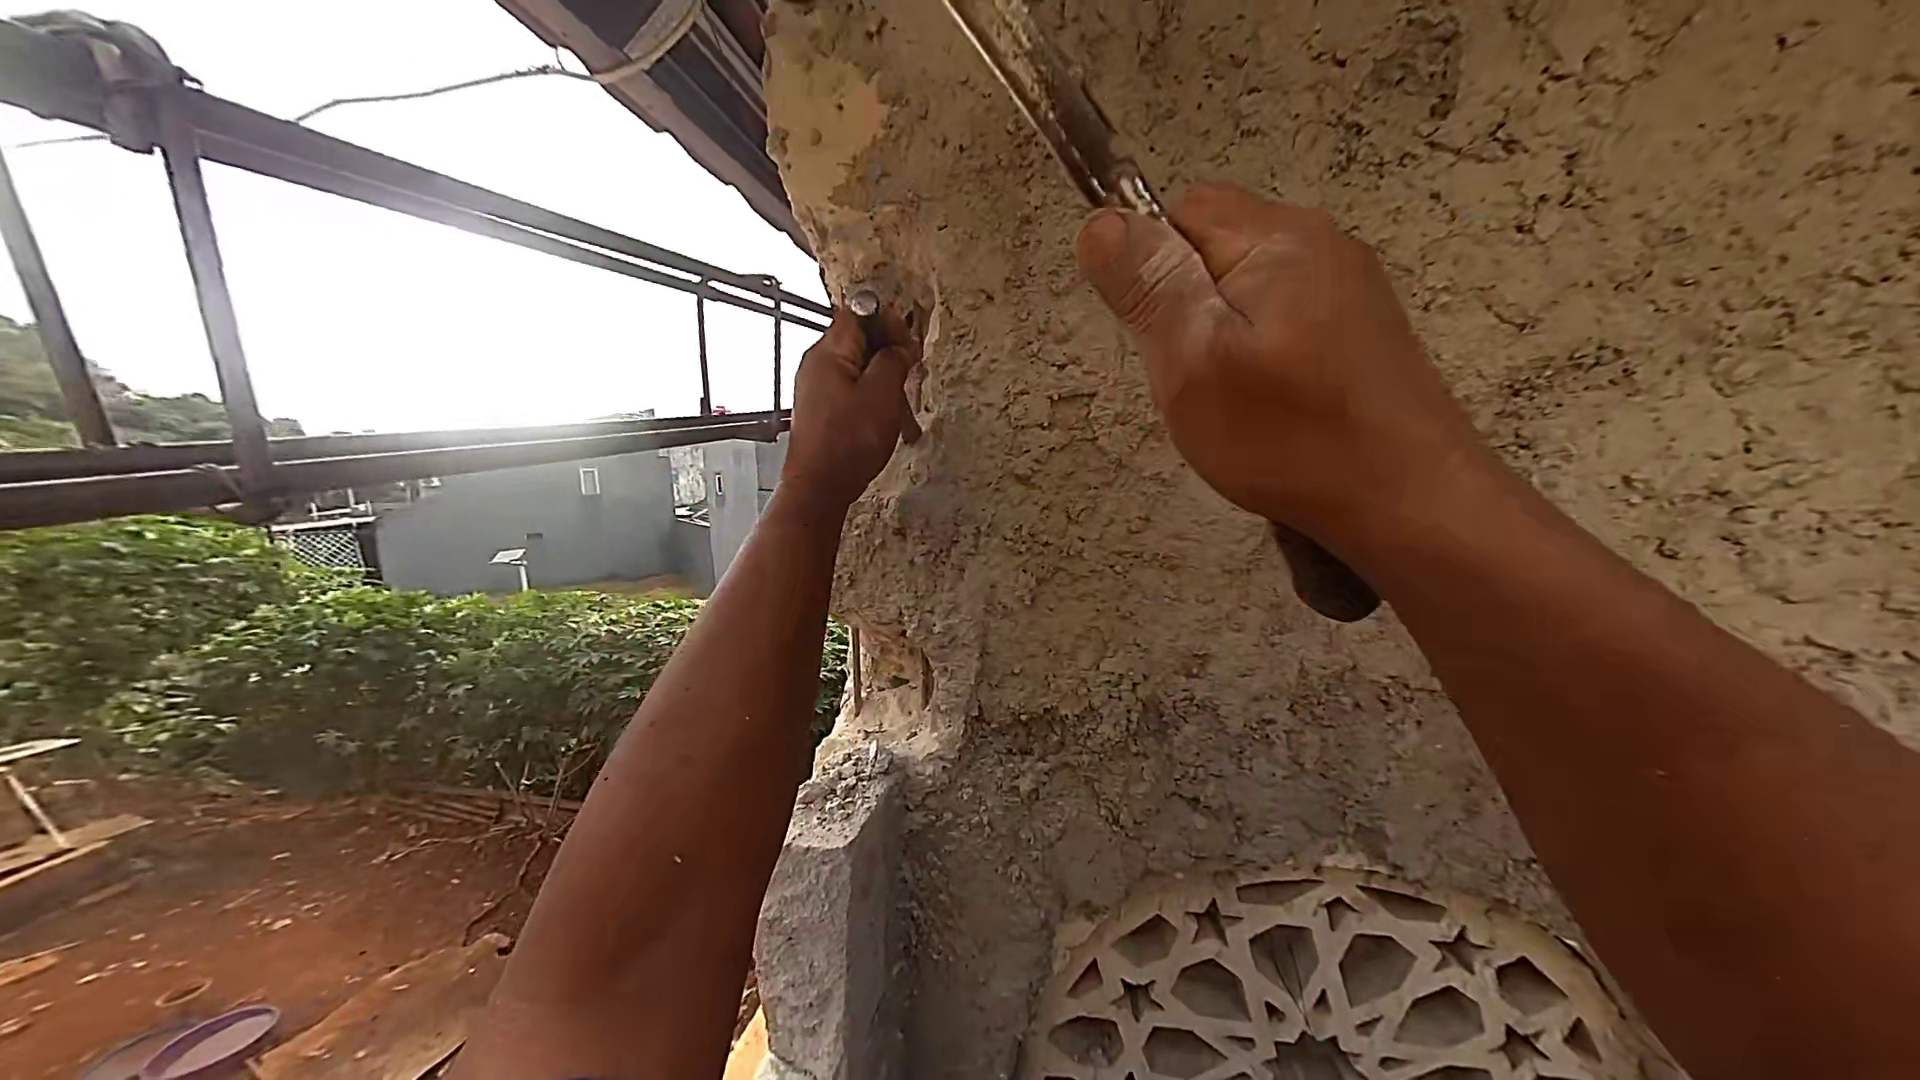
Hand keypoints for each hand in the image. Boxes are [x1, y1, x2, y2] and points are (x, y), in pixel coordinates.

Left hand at [780, 308, 913, 510]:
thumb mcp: (882, 394)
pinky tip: (887, 419)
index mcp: (828, 353)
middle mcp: (817, 365)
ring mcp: (818, 389)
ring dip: (884, 378)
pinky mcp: (822, 411)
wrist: (820, 487)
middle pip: (858, 340)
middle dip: (889, 351)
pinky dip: (873, 397)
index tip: (908, 343)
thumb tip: (900, 347)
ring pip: (858, 368)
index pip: (857, 313)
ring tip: (903, 402)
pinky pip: (852, 391)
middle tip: (911, 369)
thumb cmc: (848, 442)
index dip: (887, 321)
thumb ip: (893, 360)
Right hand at [1076, 183, 1492, 550]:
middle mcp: (1320, 243)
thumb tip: (1100, 222)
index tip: (1156, 332)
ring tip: (1224, 396)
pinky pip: (1279, 317)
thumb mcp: (1193, 362)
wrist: (1405, 500)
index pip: (1182, 209)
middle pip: (1214, 249)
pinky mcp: (1358, 329)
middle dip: (1182, 306)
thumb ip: (1148, 288)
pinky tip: (1262, 402)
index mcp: (1277, 239)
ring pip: (1244, 289)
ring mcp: (1347, 287)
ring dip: (1215, 334)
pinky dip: (1253, 351)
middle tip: (1189, 374)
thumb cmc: (1285, 435)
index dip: (1149, 266)